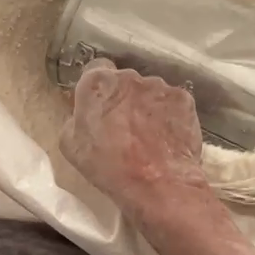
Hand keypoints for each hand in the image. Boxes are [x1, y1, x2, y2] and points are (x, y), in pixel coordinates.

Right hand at [61, 60, 217, 228]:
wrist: (156, 184)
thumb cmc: (107, 167)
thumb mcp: (70, 145)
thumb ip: (75, 118)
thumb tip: (86, 113)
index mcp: (97, 83)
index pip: (95, 70)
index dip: (98, 89)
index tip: (99, 106)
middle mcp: (129, 76)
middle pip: (124, 81)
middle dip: (123, 97)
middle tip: (123, 124)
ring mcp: (159, 86)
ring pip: (150, 91)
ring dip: (146, 106)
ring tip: (149, 135)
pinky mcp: (184, 99)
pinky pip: (172, 103)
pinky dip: (169, 115)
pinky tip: (167, 137)